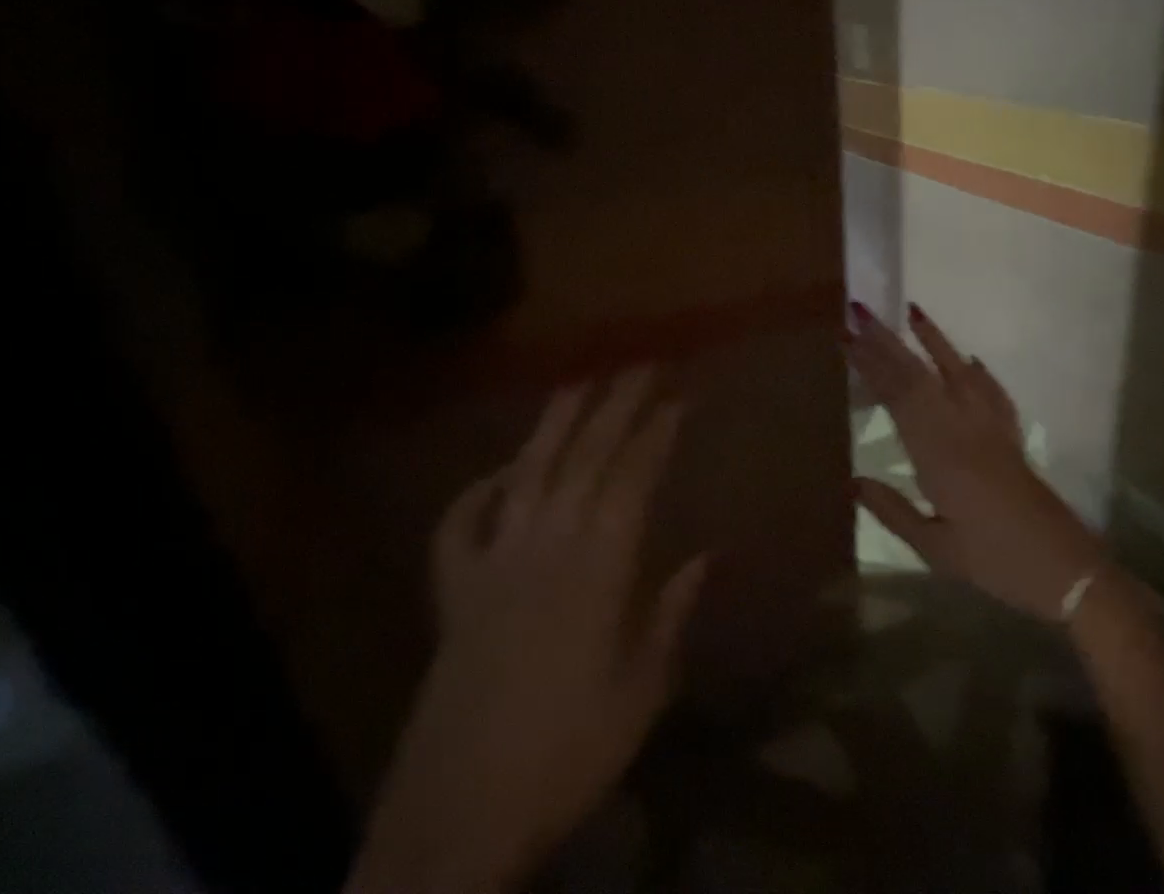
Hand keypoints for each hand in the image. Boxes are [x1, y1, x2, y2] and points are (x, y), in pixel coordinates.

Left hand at [349, 368, 706, 892]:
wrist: (467, 799)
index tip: (679, 394)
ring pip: (526, 473)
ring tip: (577, 383)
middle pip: (583, 458)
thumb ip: (673, 611)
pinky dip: (479, 491)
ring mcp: (492, 561)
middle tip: (639, 364)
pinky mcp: (453, 588)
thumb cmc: (574, 744)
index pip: (634, 477)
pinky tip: (497, 476)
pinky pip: (462, 523)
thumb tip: (709, 555)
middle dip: (615, 406)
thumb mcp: (645, 685)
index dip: (657, 431)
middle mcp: (546, 544)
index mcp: (600, 565)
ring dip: (553, 425)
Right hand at [846, 303, 1107, 620]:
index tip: (846, 337)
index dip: (871, 365)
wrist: (1066, 569)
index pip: (898, 397)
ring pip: (958, 374)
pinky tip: (968, 360)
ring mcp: (993, 430)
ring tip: (913, 312)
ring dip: (934, 342)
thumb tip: (853, 480)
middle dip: (888, 343)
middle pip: (922, 377)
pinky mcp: (1013, 439)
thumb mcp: (934, 548)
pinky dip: (977, 372)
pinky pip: (993, 393)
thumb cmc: (994, 563)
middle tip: (859, 313)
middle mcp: (965, 430)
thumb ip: (893, 512)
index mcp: (940, 456)